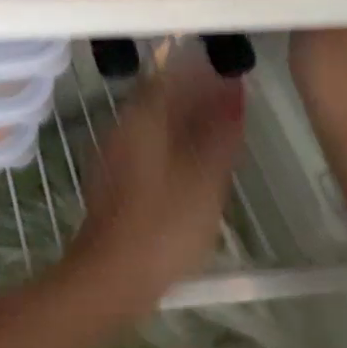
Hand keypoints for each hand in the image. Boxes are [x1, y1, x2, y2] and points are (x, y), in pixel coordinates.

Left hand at [64, 49, 245, 319]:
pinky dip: (175, 143)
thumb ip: (221, 132)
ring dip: (187, 118)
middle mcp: (123, 127)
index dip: (202, 71)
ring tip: (224, 127)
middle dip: (197, 93)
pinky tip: (196, 161)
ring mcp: (115, 153)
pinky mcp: (115, 179)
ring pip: (155, 122)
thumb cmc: (163, 226)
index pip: (172, 75)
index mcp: (142, 118)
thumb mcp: (205, 178)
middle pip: (161, 96)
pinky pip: (149, 145)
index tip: (233, 71)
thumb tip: (235, 89)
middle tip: (235, 99)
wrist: (112, 276)